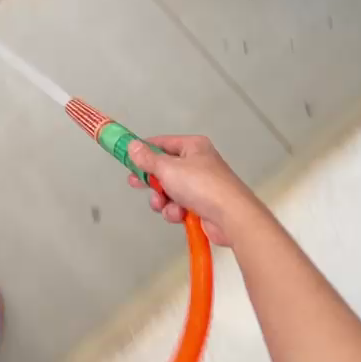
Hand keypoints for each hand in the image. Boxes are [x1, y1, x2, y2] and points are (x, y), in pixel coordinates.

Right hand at [125, 135, 263, 246]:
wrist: (233, 218)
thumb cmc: (200, 185)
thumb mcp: (167, 168)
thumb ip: (147, 158)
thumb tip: (132, 145)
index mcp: (193, 146)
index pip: (161, 143)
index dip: (144, 151)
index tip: (128, 159)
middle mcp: (198, 163)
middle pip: (164, 168)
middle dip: (151, 180)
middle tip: (135, 184)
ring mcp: (202, 185)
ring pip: (169, 189)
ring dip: (162, 198)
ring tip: (163, 204)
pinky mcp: (204, 206)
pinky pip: (179, 204)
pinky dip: (175, 210)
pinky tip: (178, 215)